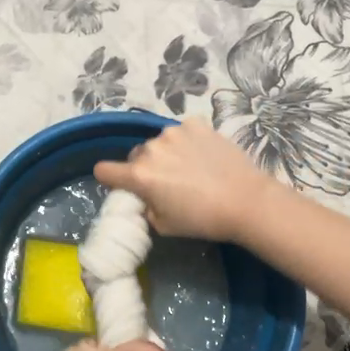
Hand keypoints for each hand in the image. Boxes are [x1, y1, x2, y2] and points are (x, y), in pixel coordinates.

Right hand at [94, 119, 279, 241]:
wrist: (246, 200)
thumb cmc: (203, 219)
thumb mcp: (165, 226)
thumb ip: (146, 209)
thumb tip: (145, 199)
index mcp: (140, 175)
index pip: (104, 170)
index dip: (109, 178)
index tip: (120, 184)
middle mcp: (151, 148)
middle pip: (136, 155)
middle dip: (145, 167)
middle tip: (167, 182)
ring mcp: (174, 132)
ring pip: (160, 142)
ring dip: (167, 153)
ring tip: (191, 168)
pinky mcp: (196, 124)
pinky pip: (182, 132)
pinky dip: (188, 142)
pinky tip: (204, 155)